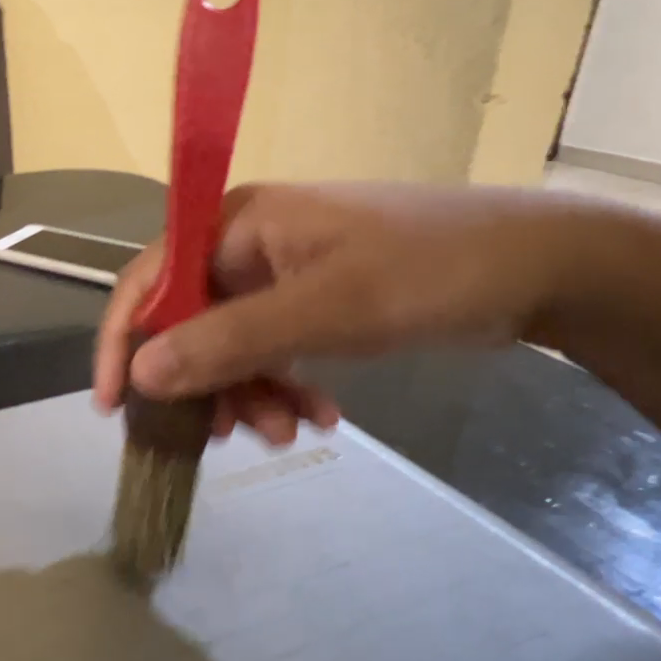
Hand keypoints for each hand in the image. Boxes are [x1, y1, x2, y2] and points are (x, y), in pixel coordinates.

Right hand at [94, 183, 583, 441]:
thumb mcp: (325, 310)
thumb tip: (140, 376)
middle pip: (187, 321)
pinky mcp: (309, 298)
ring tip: (294, 432)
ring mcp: (277, 272)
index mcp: (232, 223)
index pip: (147, 282)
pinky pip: (269, 349)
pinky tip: (320, 417)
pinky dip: (284, 386)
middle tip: (228, 436)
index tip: (115, 407)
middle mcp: (242, 243)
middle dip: (205, 383)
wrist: (544, 268)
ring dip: (250, 393)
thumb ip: (228, 342)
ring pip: (228, 344)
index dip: (123, 343)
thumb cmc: (429, 272)